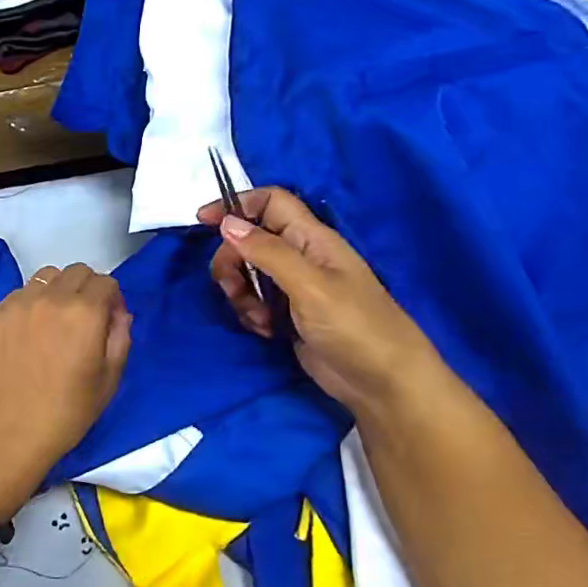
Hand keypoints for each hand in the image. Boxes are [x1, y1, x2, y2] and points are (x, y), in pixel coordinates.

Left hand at [0, 264, 132, 472]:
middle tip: (84, 317)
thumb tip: (118, 312)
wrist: (18, 426)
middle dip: (87, 288)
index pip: (105, 282)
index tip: (109, 318)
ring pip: (46, 277)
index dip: (112, 298)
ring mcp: (19, 303)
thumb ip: (120, 334)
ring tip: (55, 319)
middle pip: (76, 272)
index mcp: (84, 312)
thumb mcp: (111, 375)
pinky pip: (20, 293)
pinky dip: (30, 303)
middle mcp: (51, 298)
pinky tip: (30, 330)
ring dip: (57, 290)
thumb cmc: (72, 408)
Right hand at [199, 188, 458, 415]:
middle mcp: (301, 256)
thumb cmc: (355, 327)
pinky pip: (253, 300)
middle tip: (232, 289)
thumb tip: (227, 222)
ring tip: (256, 318)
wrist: (382, 384)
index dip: (237, 204)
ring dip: (239, 293)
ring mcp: (294, 286)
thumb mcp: (310, 286)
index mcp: (312, 238)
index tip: (204, 221)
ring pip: (246, 272)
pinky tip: (265, 330)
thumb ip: (268, 252)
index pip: (271, 202)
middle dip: (231, 262)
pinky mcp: (287, 313)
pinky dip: (250, 312)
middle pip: (248, 240)